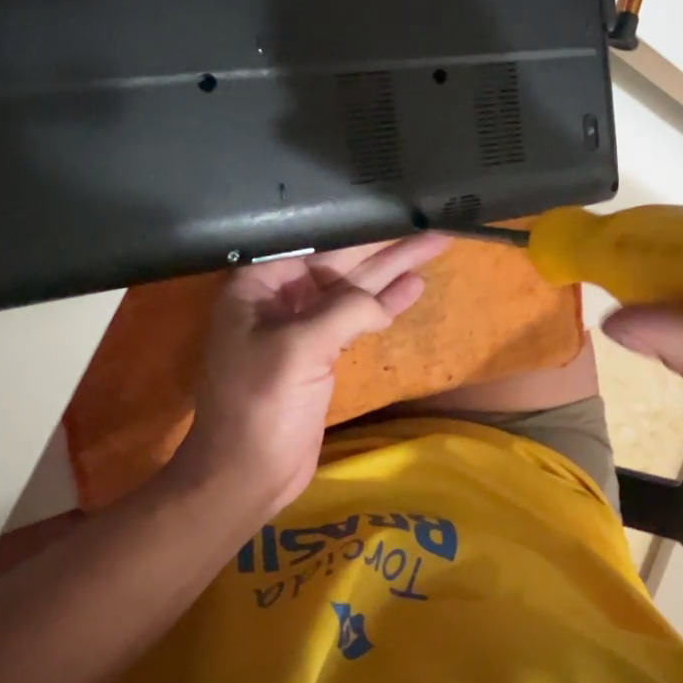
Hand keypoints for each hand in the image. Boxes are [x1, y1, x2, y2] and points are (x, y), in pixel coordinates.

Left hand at [176, 235, 449, 513]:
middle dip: (384, 247)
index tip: (392, 209)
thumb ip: (345, 312)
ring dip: (392, 271)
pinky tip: (414, 287)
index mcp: (260, 286)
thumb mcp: (298, 348)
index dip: (355, 227)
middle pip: (340, 263)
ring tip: (435, 245)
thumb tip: (383, 303)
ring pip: (354, 290)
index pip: (313, 243)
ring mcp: (302, 328)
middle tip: (430, 227)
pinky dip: (385, 305)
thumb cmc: (259, 405)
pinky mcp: (321, 354)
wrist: (247, 473)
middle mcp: (280, 298)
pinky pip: (357, 319)